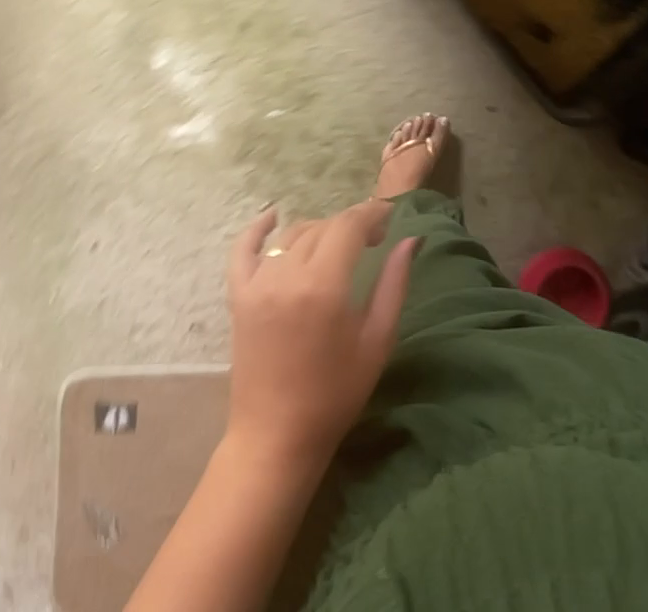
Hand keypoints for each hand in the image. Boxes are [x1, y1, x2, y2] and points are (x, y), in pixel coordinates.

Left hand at [225, 202, 415, 463]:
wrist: (277, 434)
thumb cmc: (336, 393)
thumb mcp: (377, 340)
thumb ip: (393, 284)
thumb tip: (410, 240)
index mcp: (324, 286)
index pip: (348, 226)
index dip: (372, 213)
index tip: (390, 216)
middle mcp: (286, 275)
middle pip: (321, 227)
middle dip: (351, 223)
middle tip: (374, 237)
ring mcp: (256, 284)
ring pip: (290, 235)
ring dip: (318, 229)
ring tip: (340, 243)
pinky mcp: (238, 297)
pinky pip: (243, 250)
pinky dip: (257, 229)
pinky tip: (273, 216)